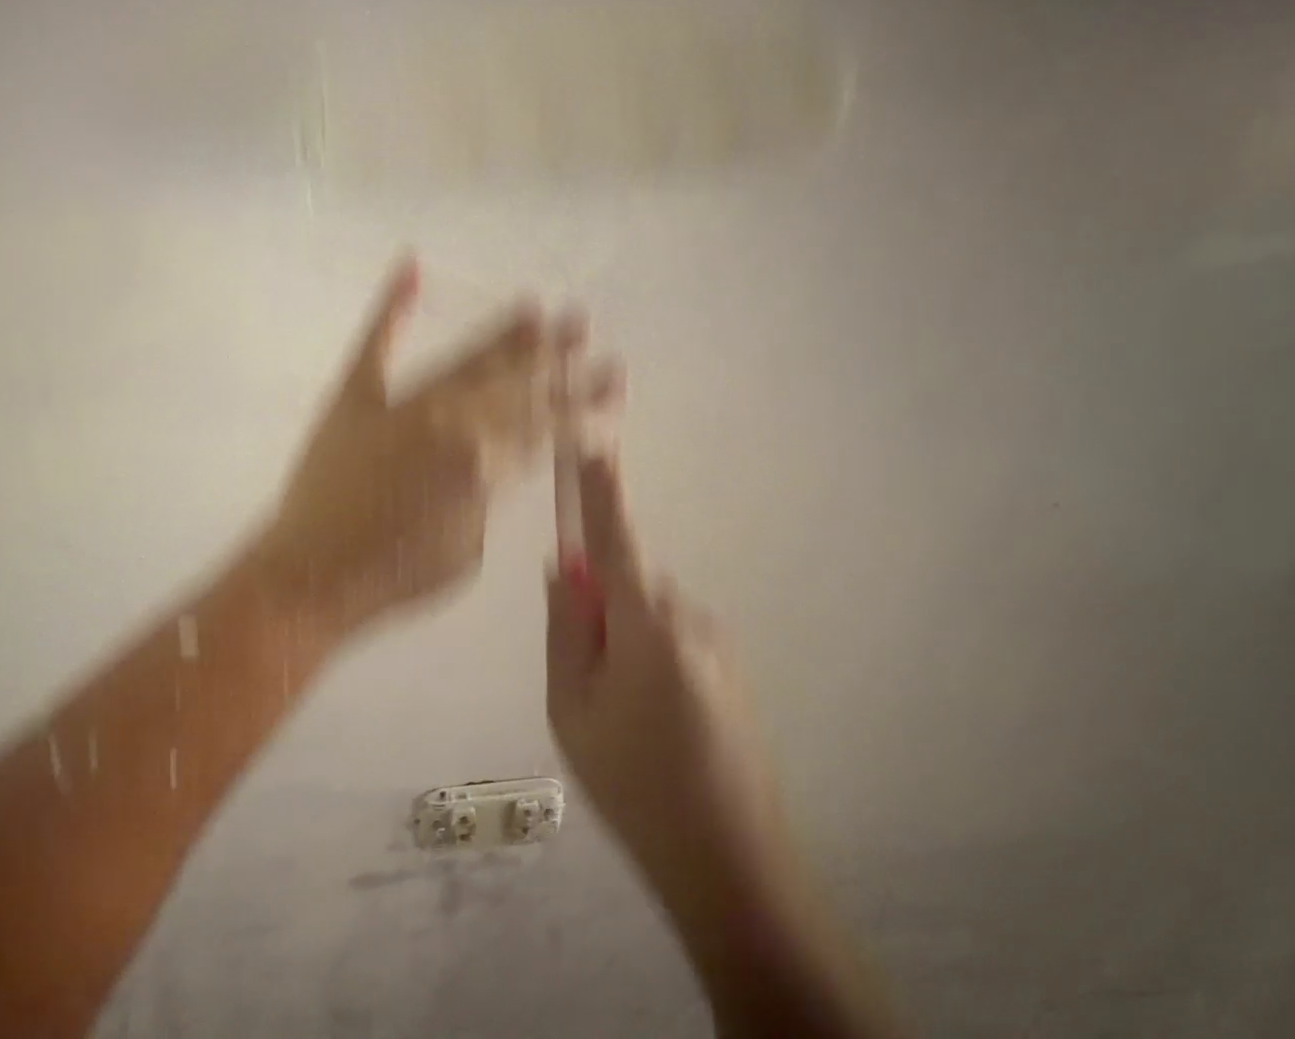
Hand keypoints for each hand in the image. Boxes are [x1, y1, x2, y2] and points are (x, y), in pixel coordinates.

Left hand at [259, 257, 602, 633]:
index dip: (582, 407)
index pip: (546, 427)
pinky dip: (392, 306)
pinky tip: (411, 265)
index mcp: (484, 464)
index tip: (611, 386)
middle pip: (515, 383)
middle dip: (554, 357)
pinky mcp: (352, 398)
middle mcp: (451, 421)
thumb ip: (486, 500)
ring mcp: (400, 404)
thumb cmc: (393, 579)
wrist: (310, 576)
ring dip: (503, 335)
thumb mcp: (467, 551)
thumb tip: (490, 468)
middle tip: (582, 325)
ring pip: (465, 361)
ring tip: (535, 308)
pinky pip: (377, 343)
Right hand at [545, 455, 788, 883]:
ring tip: (615, 717)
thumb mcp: (570, 707)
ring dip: (621, 639)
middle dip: (597, 604)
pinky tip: (648, 725)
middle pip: (628, 581)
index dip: (599, 487)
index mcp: (647, 623)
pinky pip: (673, 640)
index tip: (592, 438)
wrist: (727, 857)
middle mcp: (691, 618)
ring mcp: (719, 645)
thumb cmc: (632, 781)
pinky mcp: (731, 671)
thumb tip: (563, 569)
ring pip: (648, 615)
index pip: (616, 537)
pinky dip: (647, 659)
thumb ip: (565, 629)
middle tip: (579, 677)